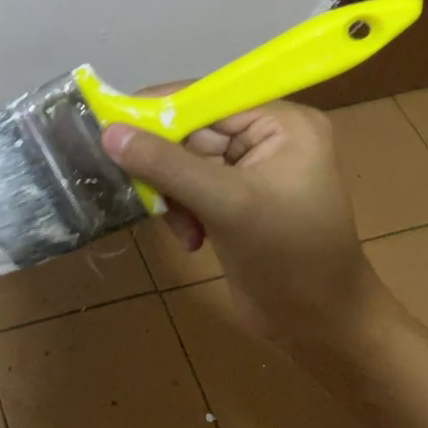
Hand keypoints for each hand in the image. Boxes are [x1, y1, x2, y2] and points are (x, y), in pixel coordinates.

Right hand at [100, 99, 392, 352]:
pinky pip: (188, 190)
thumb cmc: (290, 257)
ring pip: (182, 164)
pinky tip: (191, 239)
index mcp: (281, 124)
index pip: (206, 100)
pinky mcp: (234, 203)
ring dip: (172, 196)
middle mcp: (266, 139)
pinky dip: (180, 212)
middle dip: (165, 167)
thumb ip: (166, 165)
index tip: (107, 127)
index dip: (157, 113)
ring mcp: (249, 173)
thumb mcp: (227, 205)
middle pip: (189, 133)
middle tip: (142, 191)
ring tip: (180, 227)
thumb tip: (109, 132)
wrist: (320, 326)